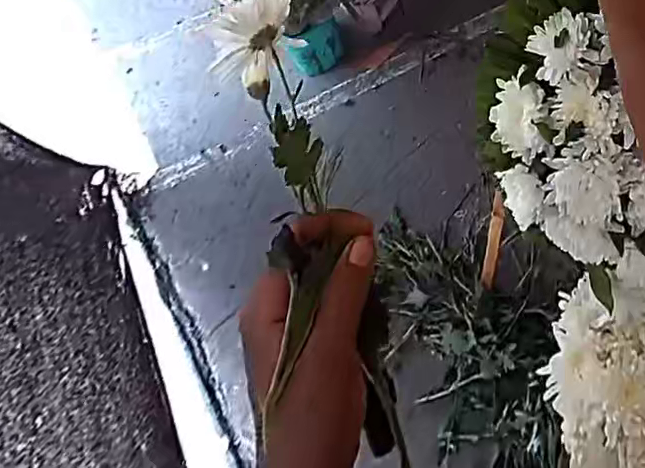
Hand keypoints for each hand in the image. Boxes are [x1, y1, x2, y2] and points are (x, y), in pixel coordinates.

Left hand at [240, 211, 376, 467]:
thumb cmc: (309, 416)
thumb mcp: (327, 350)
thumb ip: (343, 293)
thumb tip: (361, 240)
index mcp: (266, 306)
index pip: (292, 243)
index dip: (327, 227)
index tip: (366, 229)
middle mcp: (277, 310)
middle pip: (312, 258)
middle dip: (346, 249)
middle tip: (378, 253)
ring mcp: (298, 328)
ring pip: (329, 280)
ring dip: (357, 275)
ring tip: (378, 284)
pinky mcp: (318, 344)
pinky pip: (339, 304)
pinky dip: (360, 298)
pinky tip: (375, 309)